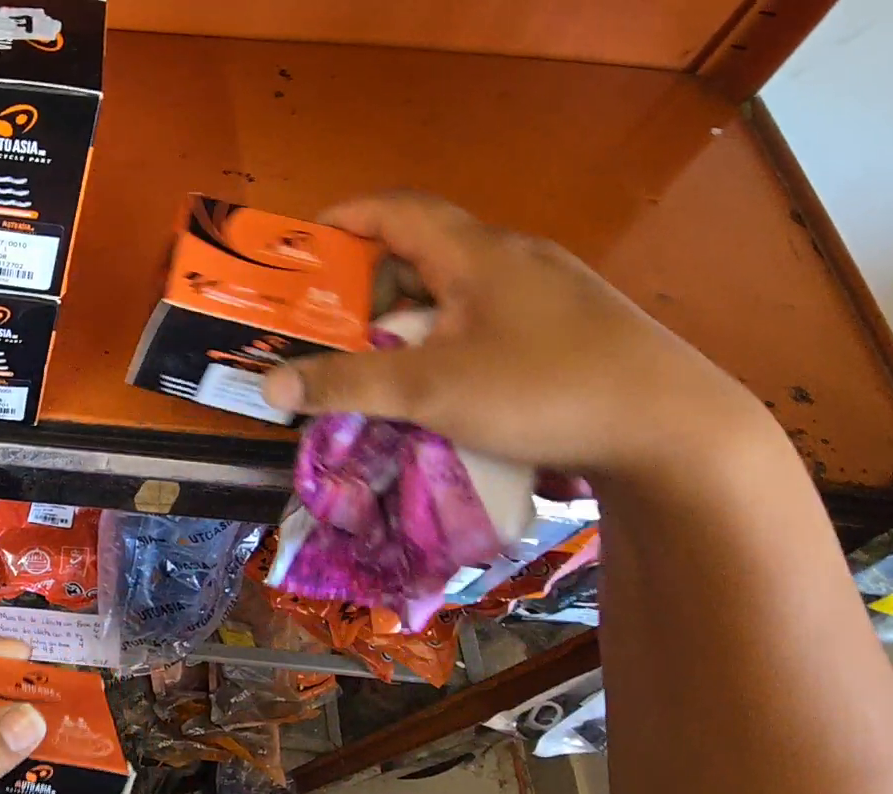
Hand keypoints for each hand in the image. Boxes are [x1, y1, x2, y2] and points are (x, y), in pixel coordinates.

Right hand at [262, 192, 774, 481]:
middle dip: (364, 286)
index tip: (303, 244)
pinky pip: (480, 322)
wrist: (673, 432)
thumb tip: (269, 383)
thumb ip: (345, 385)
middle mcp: (514, 263)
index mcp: (480, 256)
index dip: (347, 220)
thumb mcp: (431, 389)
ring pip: (452, 294)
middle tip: (323, 324)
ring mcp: (544, 298)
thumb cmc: (544, 390)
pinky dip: (438, 341)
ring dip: (402, 319)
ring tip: (367, 359)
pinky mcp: (562, 334)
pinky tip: (430, 380)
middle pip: (422, 255)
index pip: (401, 212)